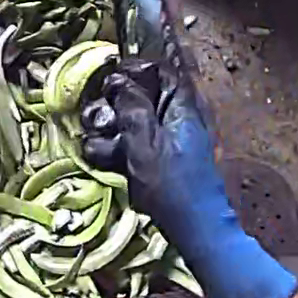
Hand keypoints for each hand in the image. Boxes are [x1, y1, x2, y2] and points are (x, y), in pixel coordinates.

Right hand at [87, 72, 297, 297]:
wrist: (194, 228)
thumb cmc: (172, 184)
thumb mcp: (146, 142)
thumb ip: (132, 107)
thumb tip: (118, 80)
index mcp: (180, 104)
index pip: (154, 68)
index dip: (129, 72)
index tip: (109, 86)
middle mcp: (172, 114)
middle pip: (135, 92)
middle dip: (113, 106)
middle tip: (104, 122)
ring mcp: (163, 135)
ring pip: (127, 117)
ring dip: (110, 130)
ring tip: (107, 148)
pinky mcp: (154, 155)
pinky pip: (129, 139)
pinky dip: (117, 148)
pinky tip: (109, 162)